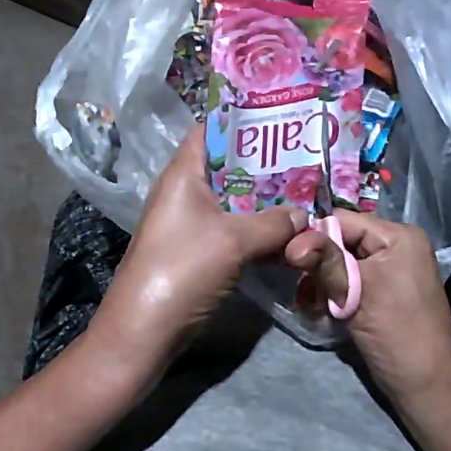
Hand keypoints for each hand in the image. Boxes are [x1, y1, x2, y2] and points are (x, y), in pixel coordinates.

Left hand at [85, 122, 305, 386]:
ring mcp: (189, 222)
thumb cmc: (183, 269)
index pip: (210, 129)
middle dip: (265, 165)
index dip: (242, 120)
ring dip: (264, 202)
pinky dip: (256, 229)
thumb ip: (274, 223)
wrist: (143, 330)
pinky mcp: (196, 250)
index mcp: (184, 173)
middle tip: (306, 161)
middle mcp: (184, 191)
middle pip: (228, 166)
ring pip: (233, 201)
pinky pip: (232, 229)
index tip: (282, 119)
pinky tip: (287, 234)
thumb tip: (303, 215)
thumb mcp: (234, 240)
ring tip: (305, 194)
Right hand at [285, 212, 450, 405]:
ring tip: (310, 305)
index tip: (289, 263)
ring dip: (322, 281)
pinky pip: (352, 278)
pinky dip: (335, 292)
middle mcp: (397, 244)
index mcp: (398, 235)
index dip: (313, 238)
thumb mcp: (356, 292)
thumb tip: (290, 240)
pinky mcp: (386, 289)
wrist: (427, 389)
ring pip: (342, 261)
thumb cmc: (396, 335)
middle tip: (301, 291)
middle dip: (318, 264)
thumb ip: (324, 261)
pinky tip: (322, 310)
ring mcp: (393, 268)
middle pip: (341, 240)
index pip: (341, 220)